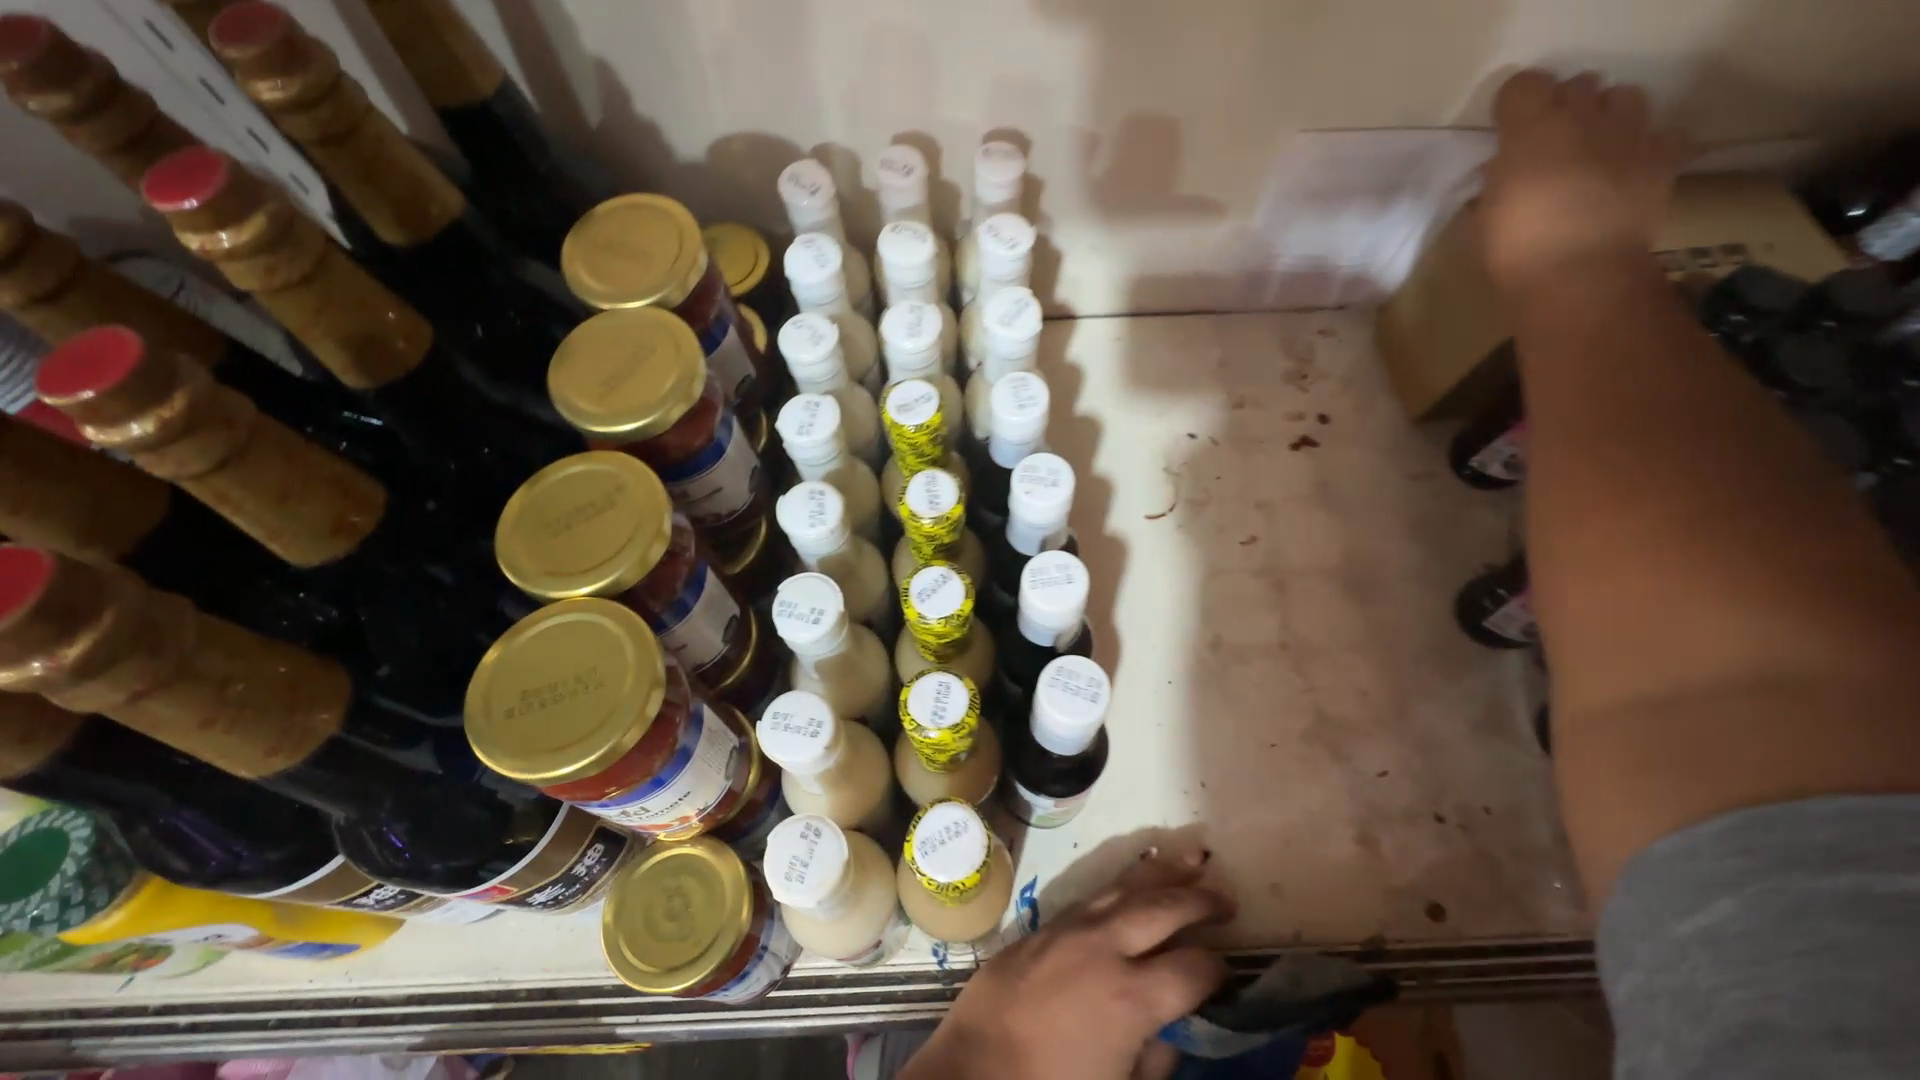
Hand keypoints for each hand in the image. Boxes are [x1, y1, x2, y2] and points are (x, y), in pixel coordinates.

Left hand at [902, 848, 1234, 1079]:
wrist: (973, 1072)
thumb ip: (1156, 1058)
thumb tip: (1172, 1034)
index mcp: (1133, 996)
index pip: (1196, 969)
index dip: (1220, 969)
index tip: (1228, 972)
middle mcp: (1105, 949)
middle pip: (1164, 909)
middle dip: (1201, 901)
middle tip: (1226, 898)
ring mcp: (1068, 931)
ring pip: (1125, 888)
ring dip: (1161, 873)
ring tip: (1191, 860)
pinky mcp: (1039, 928)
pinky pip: (1089, 896)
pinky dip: (1118, 885)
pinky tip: (1129, 882)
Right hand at [1480, 70, 1685, 291]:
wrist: (1579, 279)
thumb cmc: (1514, 253)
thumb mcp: (1482, 218)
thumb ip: (1495, 182)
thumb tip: (1504, 171)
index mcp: (1530, 131)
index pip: (1523, 86)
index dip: (1512, 106)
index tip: (1504, 132)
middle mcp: (1584, 118)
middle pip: (1576, 85)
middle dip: (1560, 107)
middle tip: (1547, 143)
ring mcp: (1630, 135)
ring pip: (1623, 97)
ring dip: (1606, 115)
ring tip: (1593, 147)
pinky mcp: (1663, 158)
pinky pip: (1664, 135)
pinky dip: (1649, 146)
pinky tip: (1631, 168)